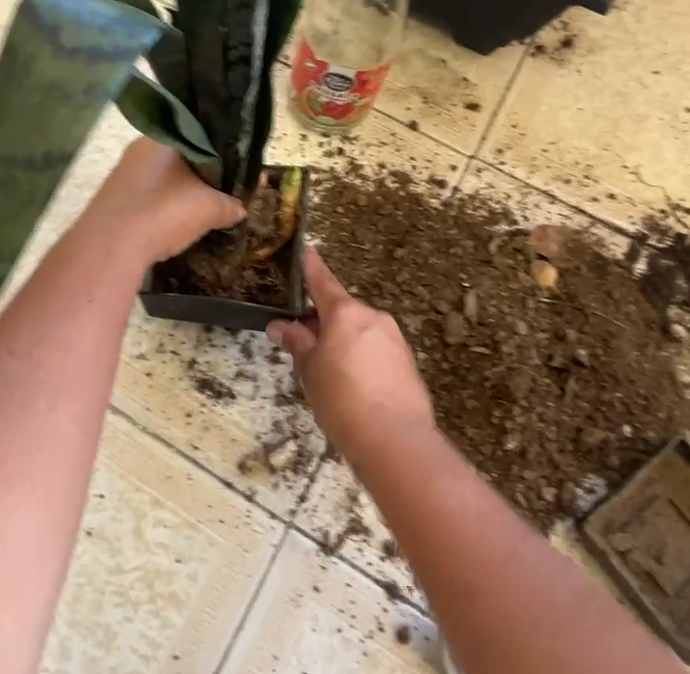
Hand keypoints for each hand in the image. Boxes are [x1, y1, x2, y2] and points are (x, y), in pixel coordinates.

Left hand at [75, 138, 245, 266]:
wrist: (112, 246)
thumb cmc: (166, 211)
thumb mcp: (210, 208)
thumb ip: (230, 203)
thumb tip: (240, 207)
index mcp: (163, 138)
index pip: (200, 136)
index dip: (221, 154)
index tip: (235, 170)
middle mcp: (139, 149)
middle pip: (180, 158)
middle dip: (201, 175)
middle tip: (222, 193)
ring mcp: (123, 174)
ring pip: (162, 180)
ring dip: (180, 193)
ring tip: (202, 212)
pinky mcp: (113, 200)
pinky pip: (147, 198)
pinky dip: (162, 209)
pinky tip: (175, 225)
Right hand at [268, 246, 436, 460]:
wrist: (395, 441)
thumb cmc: (341, 399)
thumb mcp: (309, 371)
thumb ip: (297, 343)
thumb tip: (282, 326)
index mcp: (346, 313)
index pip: (323, 281)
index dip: (311, 266)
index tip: (307, 249)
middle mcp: (373, 317)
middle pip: (341, 312)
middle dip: (322, 324)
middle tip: (302, 348)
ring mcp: (395, 340)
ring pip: (360, 333)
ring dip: (342, 344)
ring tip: (327, 377)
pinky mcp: (408, 363)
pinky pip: (376, 352)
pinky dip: (361, 360)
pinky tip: (353, 388)